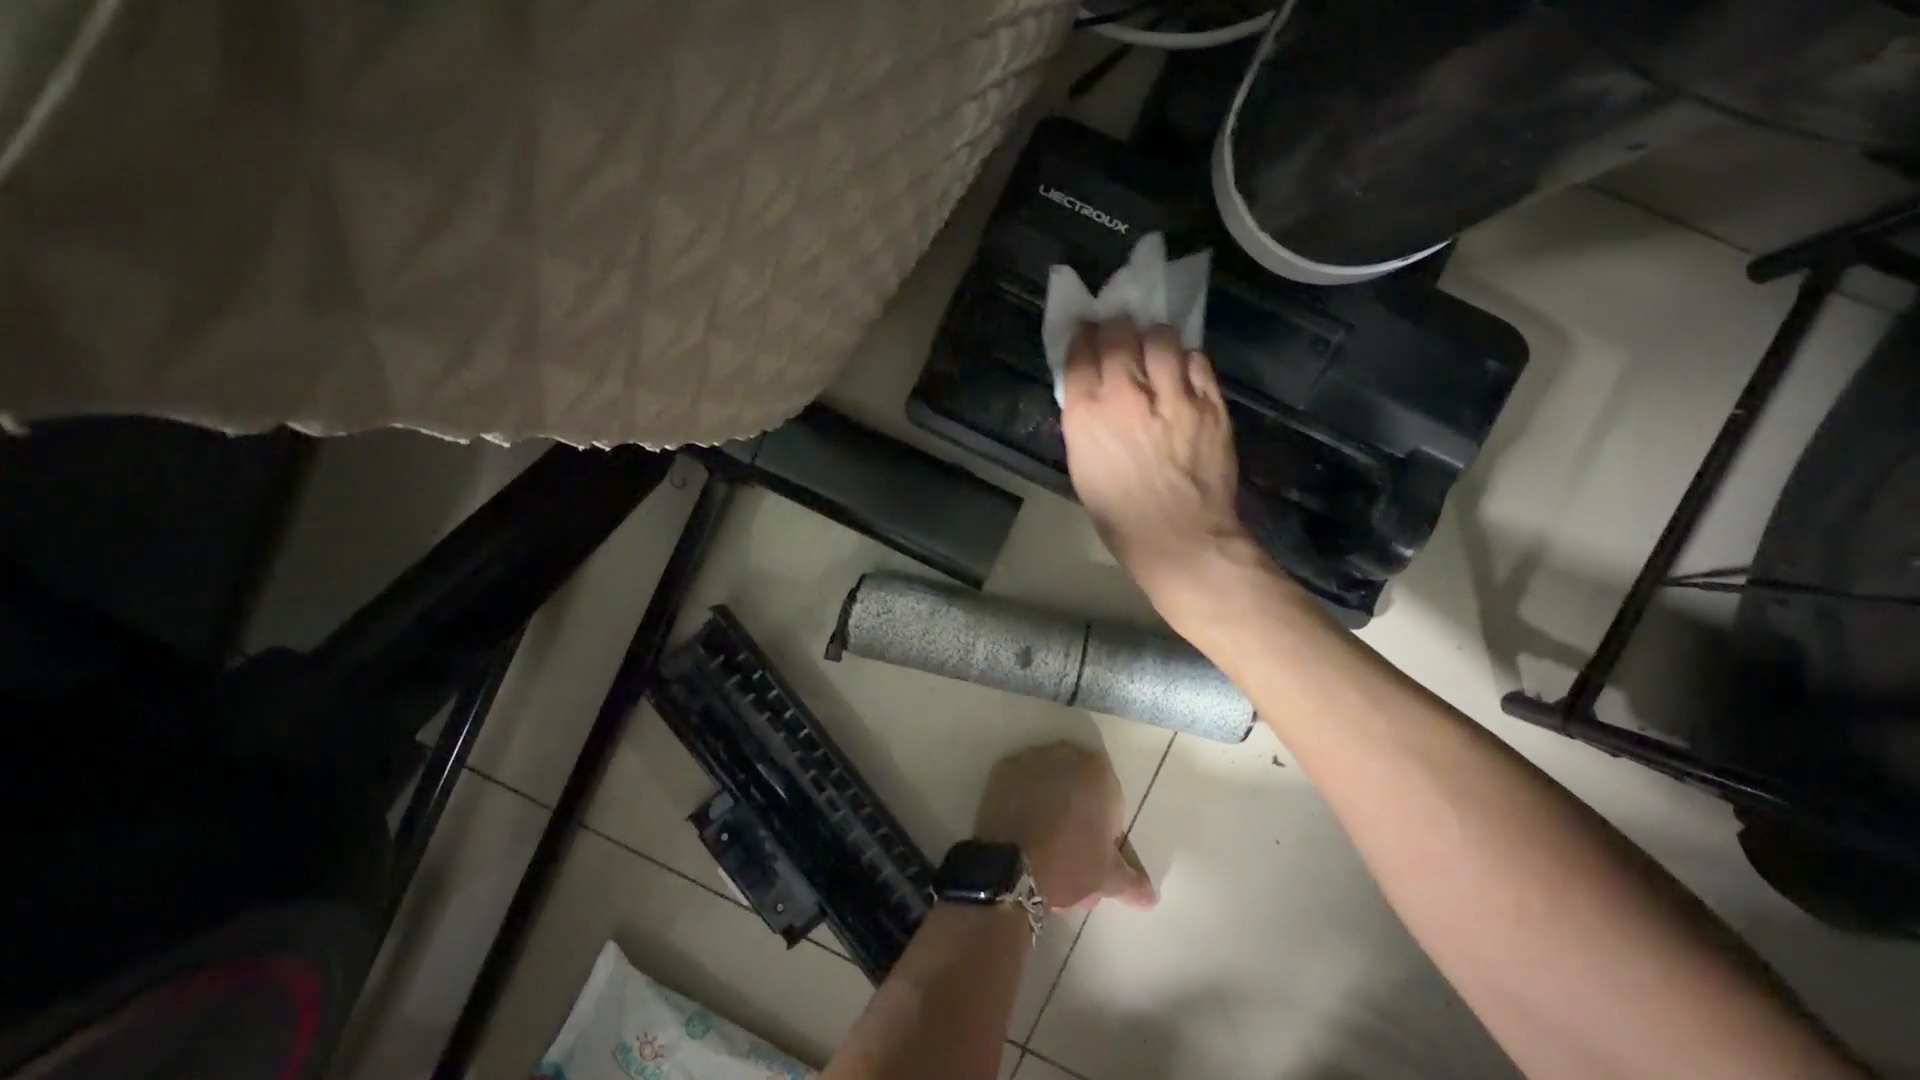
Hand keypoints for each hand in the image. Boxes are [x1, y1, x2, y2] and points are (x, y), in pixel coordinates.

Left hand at [973, 742, 1155, 911]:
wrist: (1009, 868)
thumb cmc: (1069, 865)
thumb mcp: (1108, 878)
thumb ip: (1133, 882)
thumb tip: (1149, 897)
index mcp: (1099, 772)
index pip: (1110, 800)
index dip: (1104, 830)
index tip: (1093, 853)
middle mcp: (1066, 754)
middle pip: (1078, 786)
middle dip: (1078, 813)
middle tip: (1068, 849)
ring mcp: (1030, 758)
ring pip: (1049, 782)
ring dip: (1051, 803)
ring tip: (1041, 840)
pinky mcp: (1002, 769)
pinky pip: (1021, 783)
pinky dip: (1023, 799)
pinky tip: (1021, 827)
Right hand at [1060, 318, 1246, 604]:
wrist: (1180, 537)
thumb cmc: (1121, 515)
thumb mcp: (1083, 466)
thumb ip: (1086, 420)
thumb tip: (1094, 391)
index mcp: (1087, 413)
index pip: (1081, 351)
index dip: (1085, 336)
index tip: (1089, 333)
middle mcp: (1126, 394)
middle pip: (1120, 333)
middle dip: (1119, 329)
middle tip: (1123, 335)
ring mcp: (1173, 395)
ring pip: (1162, 337)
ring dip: (1155, 339)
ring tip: (1157, 351)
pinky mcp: (1209, 402)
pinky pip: (1197, 360)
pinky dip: (1187, 361)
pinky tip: (1183, 374)